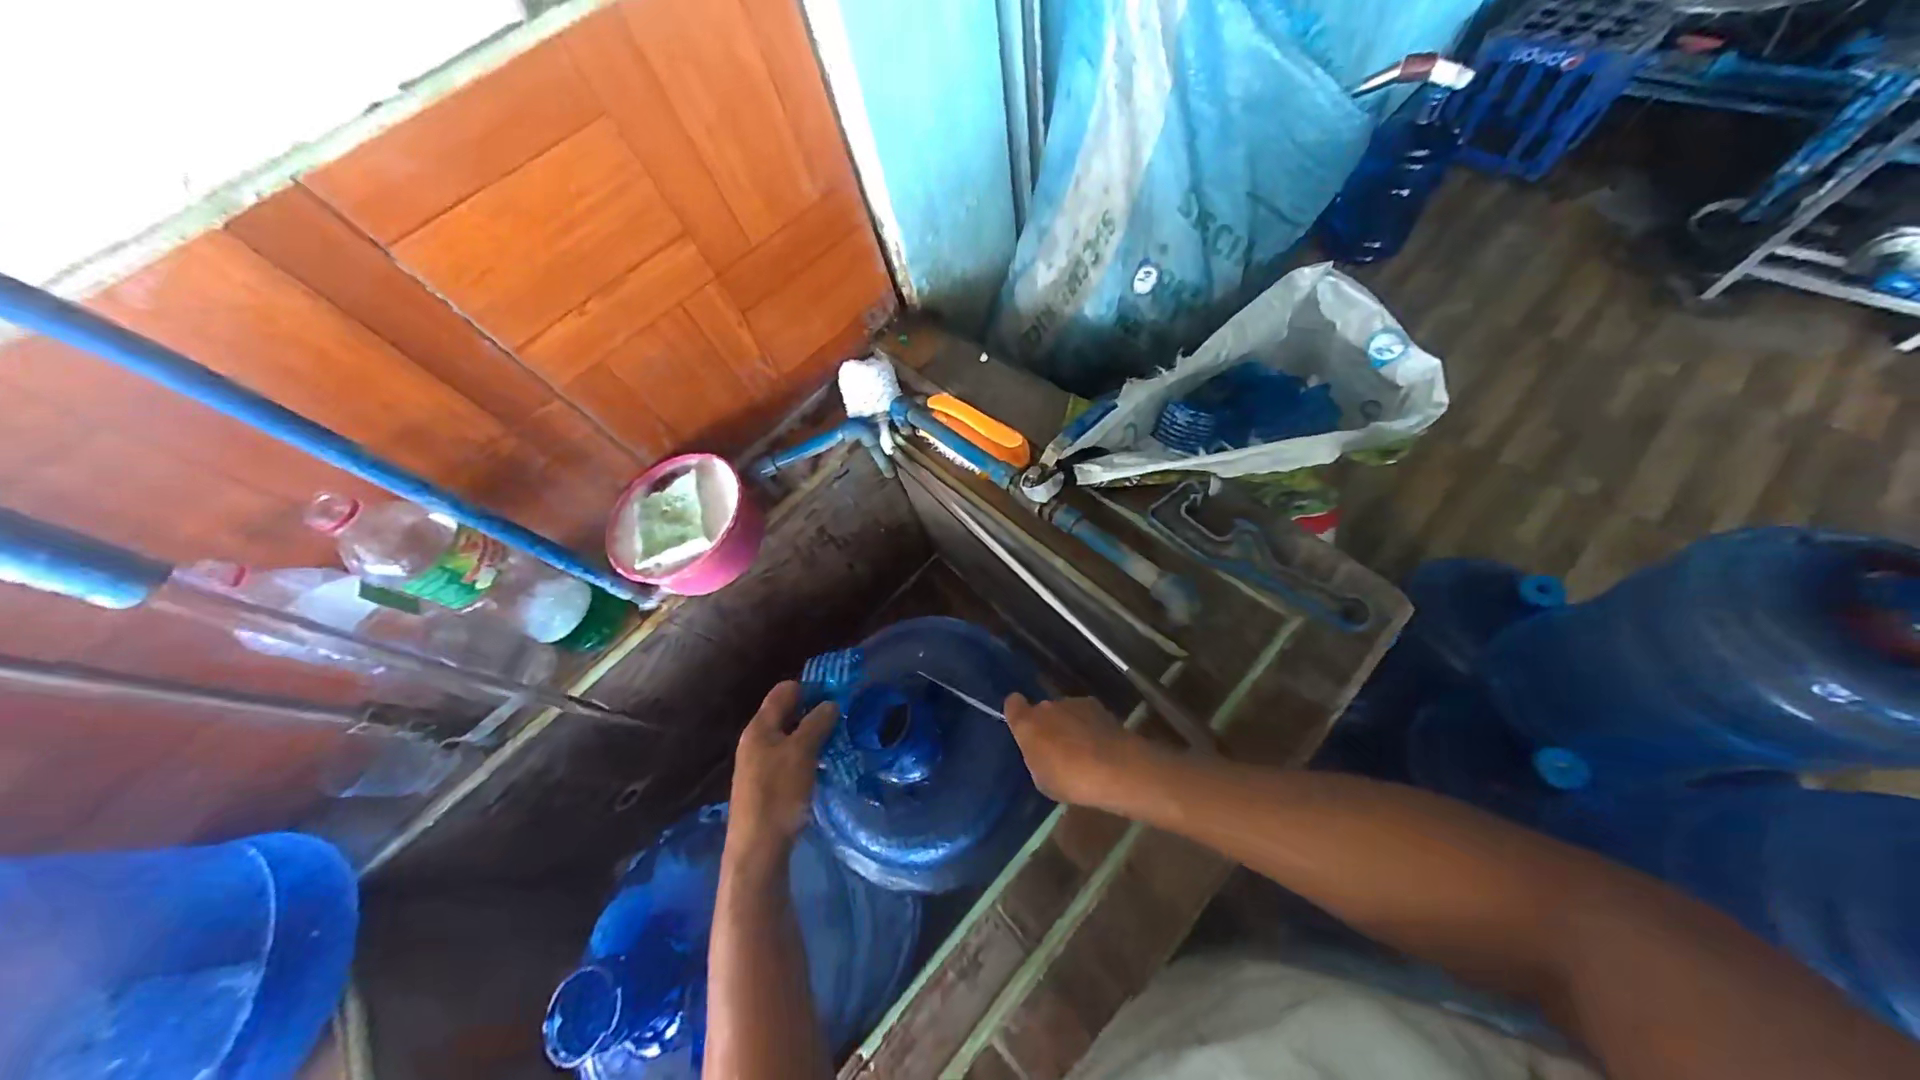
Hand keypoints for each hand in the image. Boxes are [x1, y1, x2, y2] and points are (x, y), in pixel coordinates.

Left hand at [727, 681, 837, 862]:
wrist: (757, 849)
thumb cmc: (778, 793)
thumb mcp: (802, 753)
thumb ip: (816, 723)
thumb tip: (830, 703)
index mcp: (760, 727)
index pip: (785, 691)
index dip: (810, 687)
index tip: (838, 694)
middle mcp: (756, 741)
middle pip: (787, 714)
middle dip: (814, 712)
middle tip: (843, 718)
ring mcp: (760, 764)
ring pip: (790, 738)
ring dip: (813, 736)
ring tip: (840, 741)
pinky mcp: (767, 785)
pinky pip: (790, 759)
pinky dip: (807, 757)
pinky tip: (824, 767)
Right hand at [1002, 694, 1151, 806]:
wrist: (1115, 770)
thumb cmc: (1070, 780)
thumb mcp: (1042, 778)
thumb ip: (1036, 757)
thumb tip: (1042, 749)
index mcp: (1027, 724)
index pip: (1012, 704)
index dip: (1017, 712)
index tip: (1022, 725)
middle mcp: (1047, 707)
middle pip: (1041, 710)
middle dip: (1046, 725)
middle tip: (1056, 749)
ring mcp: (1073, 703)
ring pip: (1064, 711)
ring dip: (1069, 724)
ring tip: (1082, 750)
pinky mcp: (1098, 706)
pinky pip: (1085, 714)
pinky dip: (1088, 725)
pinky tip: (1099, 745)